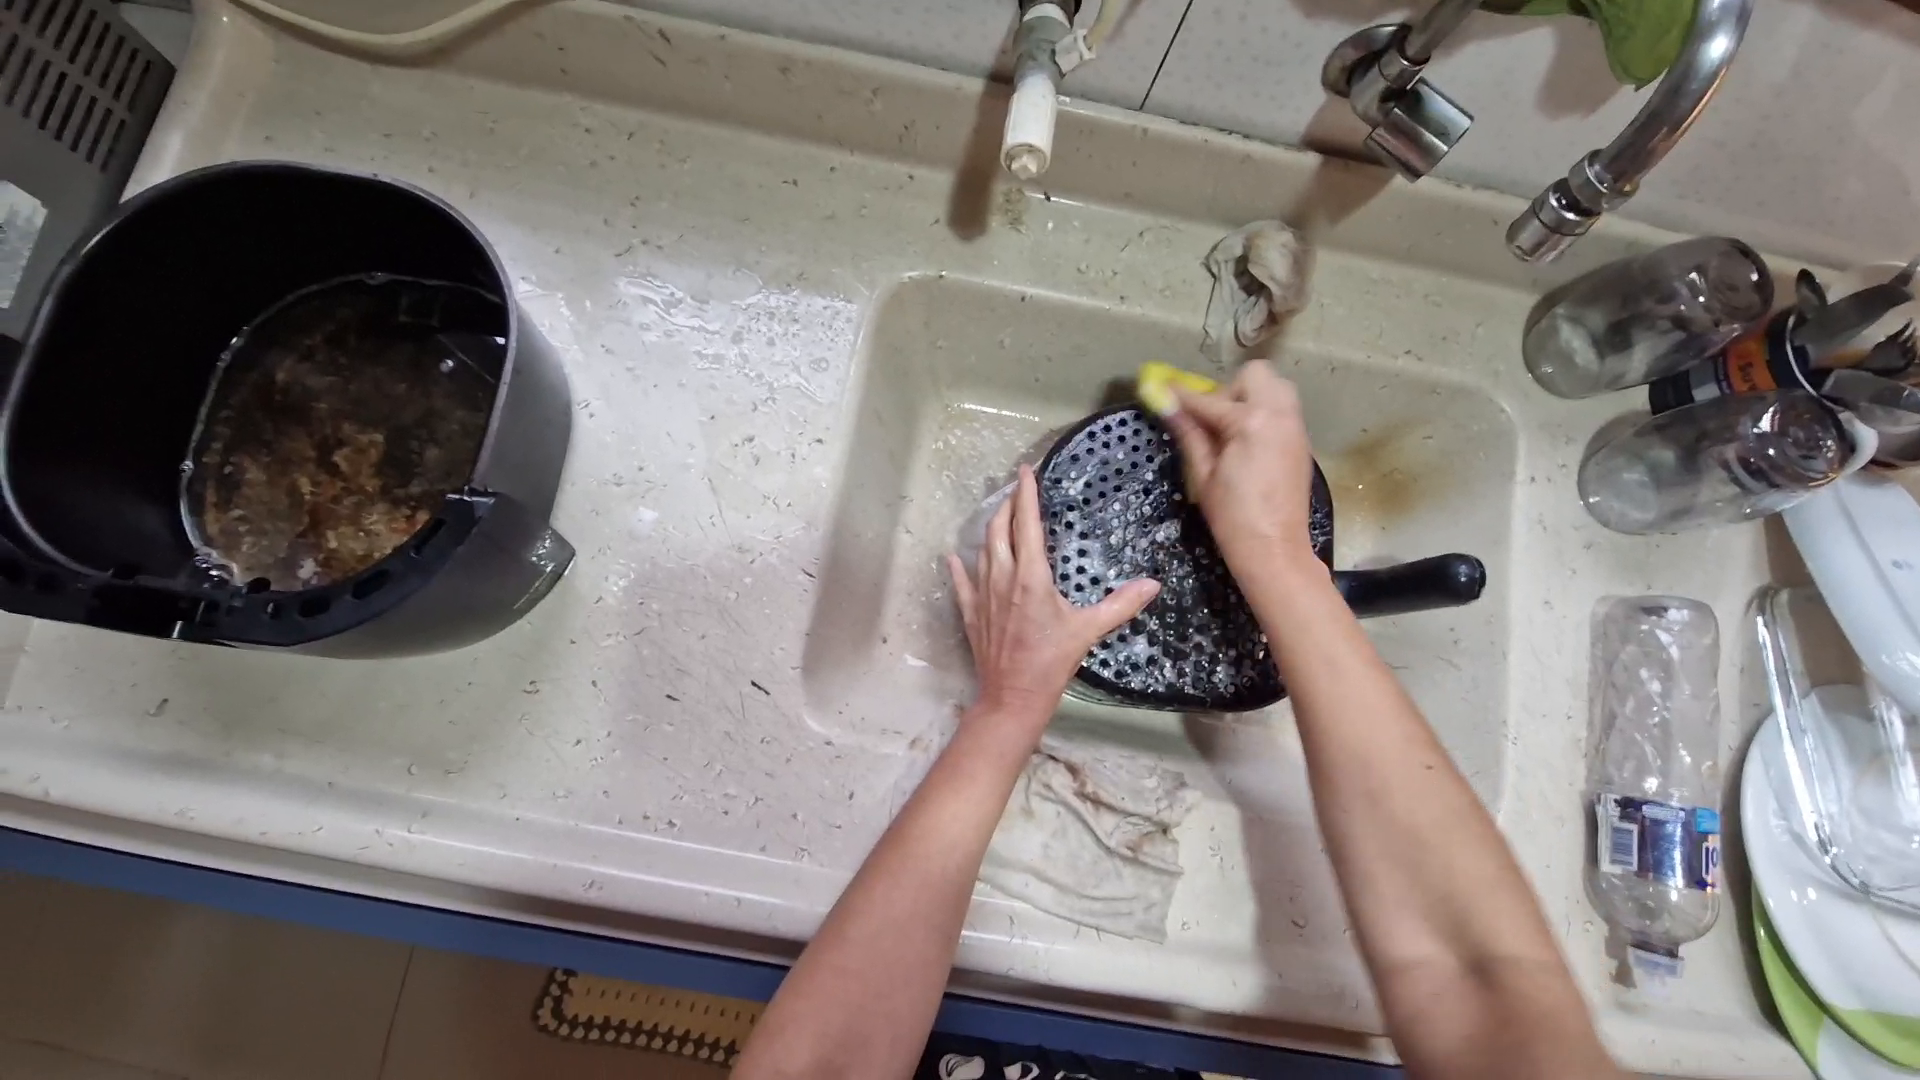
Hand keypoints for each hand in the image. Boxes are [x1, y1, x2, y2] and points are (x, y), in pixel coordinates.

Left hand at [947, 465, 1160, 733]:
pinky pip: (962, 582)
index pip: (1027, 523)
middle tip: (1015, 490)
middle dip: (1007, 505)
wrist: (1012, 696)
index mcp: (1031, 575)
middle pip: (999, 529)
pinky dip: (959, 567)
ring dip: (991, 529)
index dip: (1026, 494)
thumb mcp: (1088, 631)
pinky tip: (955, 557)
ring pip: (982, 550)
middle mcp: (1002, 577)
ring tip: (999, 516)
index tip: (1027, 471)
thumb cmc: (1051, 662)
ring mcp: (982, 594)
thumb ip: (1120, 605)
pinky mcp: (971, 612)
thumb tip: (1153, 584)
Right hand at [1165, 361, 1323, 577]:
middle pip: (1254, 375)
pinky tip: (1247, 444)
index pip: (1207, 400)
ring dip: (1250, 397)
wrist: (1274, 548)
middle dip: (1228, 390)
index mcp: (1250, 423)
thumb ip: (1189, 434)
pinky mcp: (1301, 441)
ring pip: (1275, 387)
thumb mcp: (1202, 475)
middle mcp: (1279, 415)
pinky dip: (1263, 413)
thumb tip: (1167, 407)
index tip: (1161, 388)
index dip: (1181, 396)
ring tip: (1231, 429)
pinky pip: (1283, 409)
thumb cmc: (1232, 517)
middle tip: (1212, 420)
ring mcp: (1295, 426)